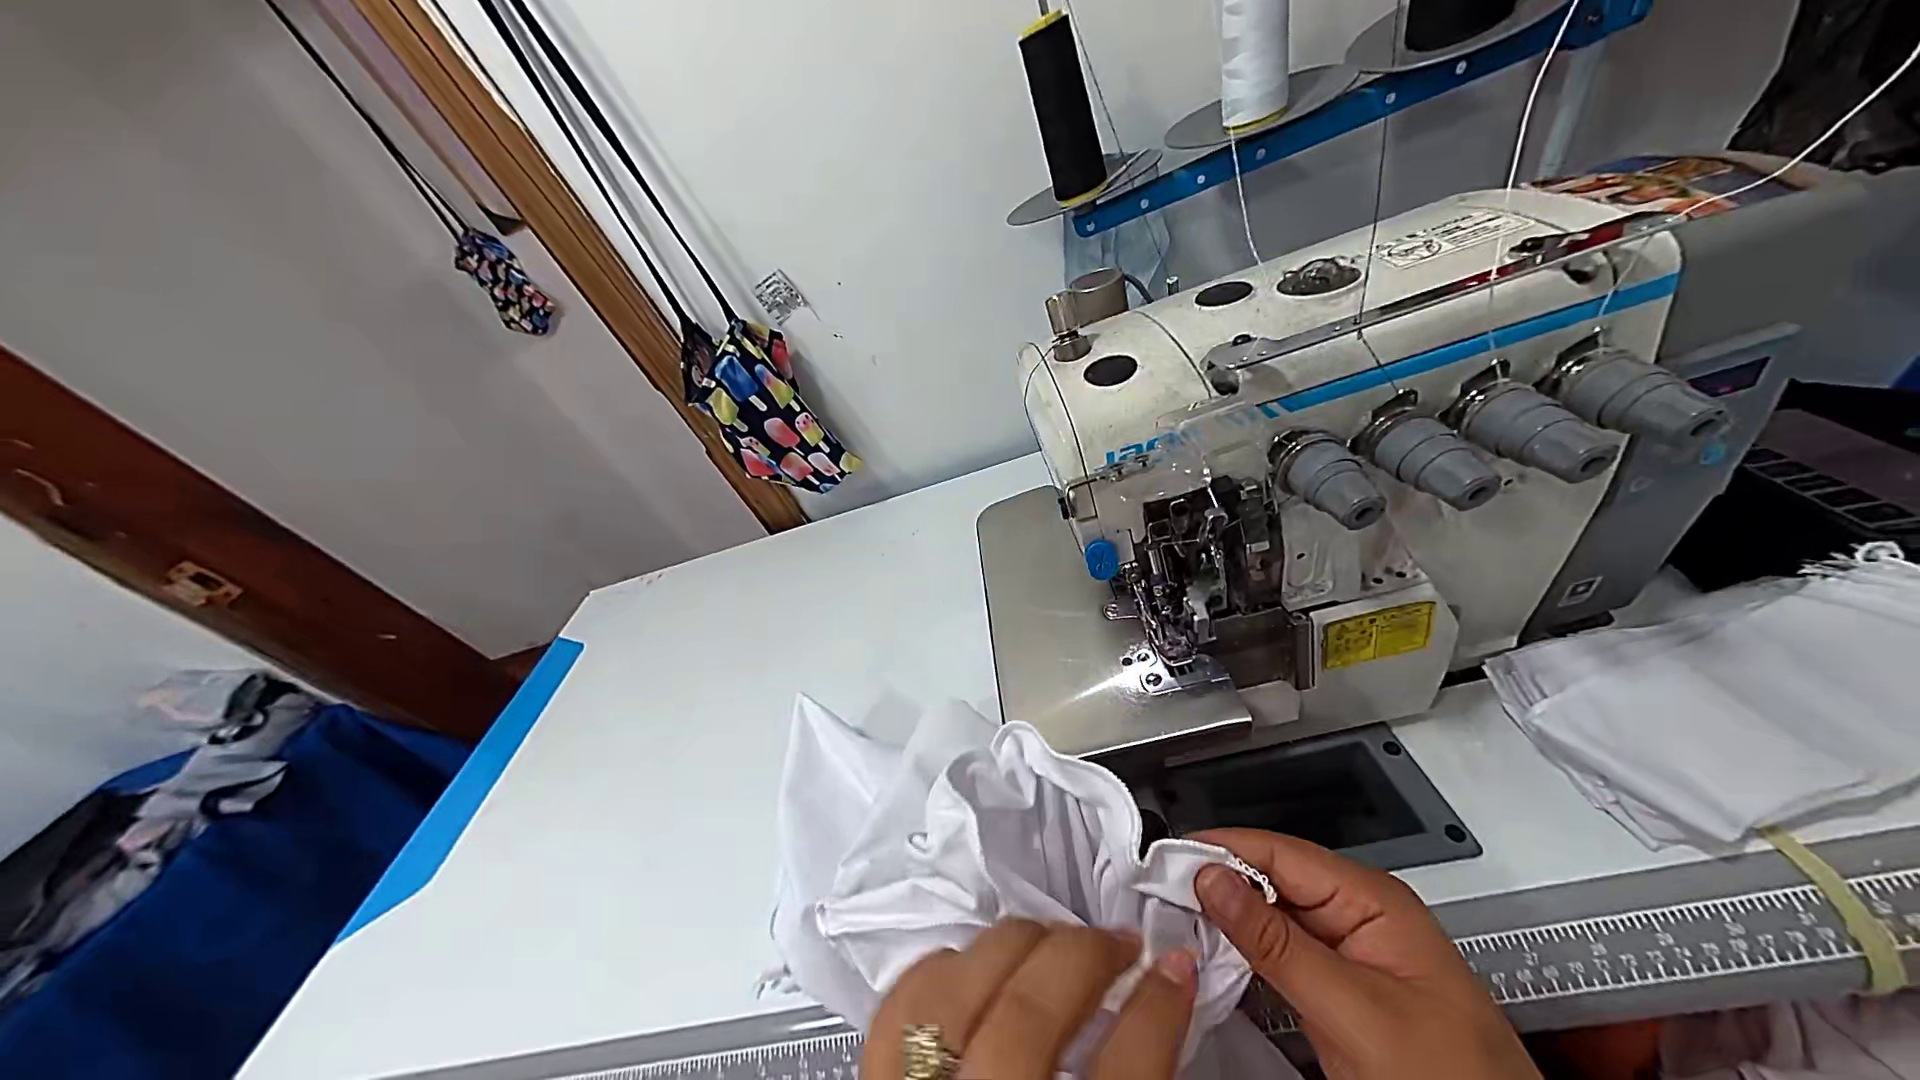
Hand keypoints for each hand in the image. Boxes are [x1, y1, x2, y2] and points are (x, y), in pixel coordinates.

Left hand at [863, 920, 1197, 1079]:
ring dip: (1019, 946)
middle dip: (1087, 957)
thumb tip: (1149, 1032)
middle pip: (1030, 1016)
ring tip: (1056, 939)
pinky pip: (902, 1006)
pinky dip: (944, 969)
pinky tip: (978, 962)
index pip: (1122, 1079)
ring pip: (962, 991)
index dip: (1158, 1012)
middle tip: (1123, 947)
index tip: (1175, 973)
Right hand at [1193, 829, 1540, 1079]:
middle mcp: (1354, 911)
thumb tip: (1215, 881)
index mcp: (1370, 899)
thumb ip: (1278, 943)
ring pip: (1265, 910)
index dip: (1220, 849)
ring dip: (1223, 913)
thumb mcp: (1356, 1011)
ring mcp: (1341, 946)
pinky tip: (1212, 950)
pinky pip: (1273, 944)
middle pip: (1267, 875)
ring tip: (1177, 917)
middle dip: (1216, 880)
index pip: (1278, 851)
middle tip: (1163, 893)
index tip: (1169, 860)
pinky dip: (1239, 945)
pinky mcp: (1330, 978)